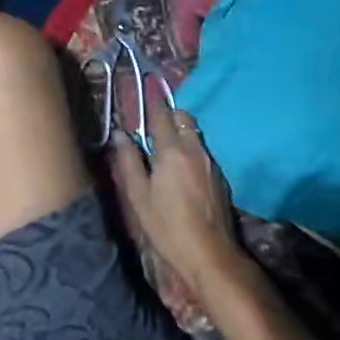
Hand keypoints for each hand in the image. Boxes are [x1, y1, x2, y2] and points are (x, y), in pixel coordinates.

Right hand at [110, 86, 244, 292]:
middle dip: (169, 114)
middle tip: (153, 123)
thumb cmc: (168, 227)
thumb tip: (120, 134)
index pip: (161, 114)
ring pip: (194, 134)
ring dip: (181, 132)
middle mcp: (194, 149)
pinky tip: (182, 168)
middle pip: (183, 118)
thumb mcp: (139, 197)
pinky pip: (202, 151)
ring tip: (166, 146)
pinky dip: (190, 149)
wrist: (210, 255)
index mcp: (171, 151)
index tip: (147, 83)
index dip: (152, 99)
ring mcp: (210, 162)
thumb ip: (128, 162)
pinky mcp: (219, 177)